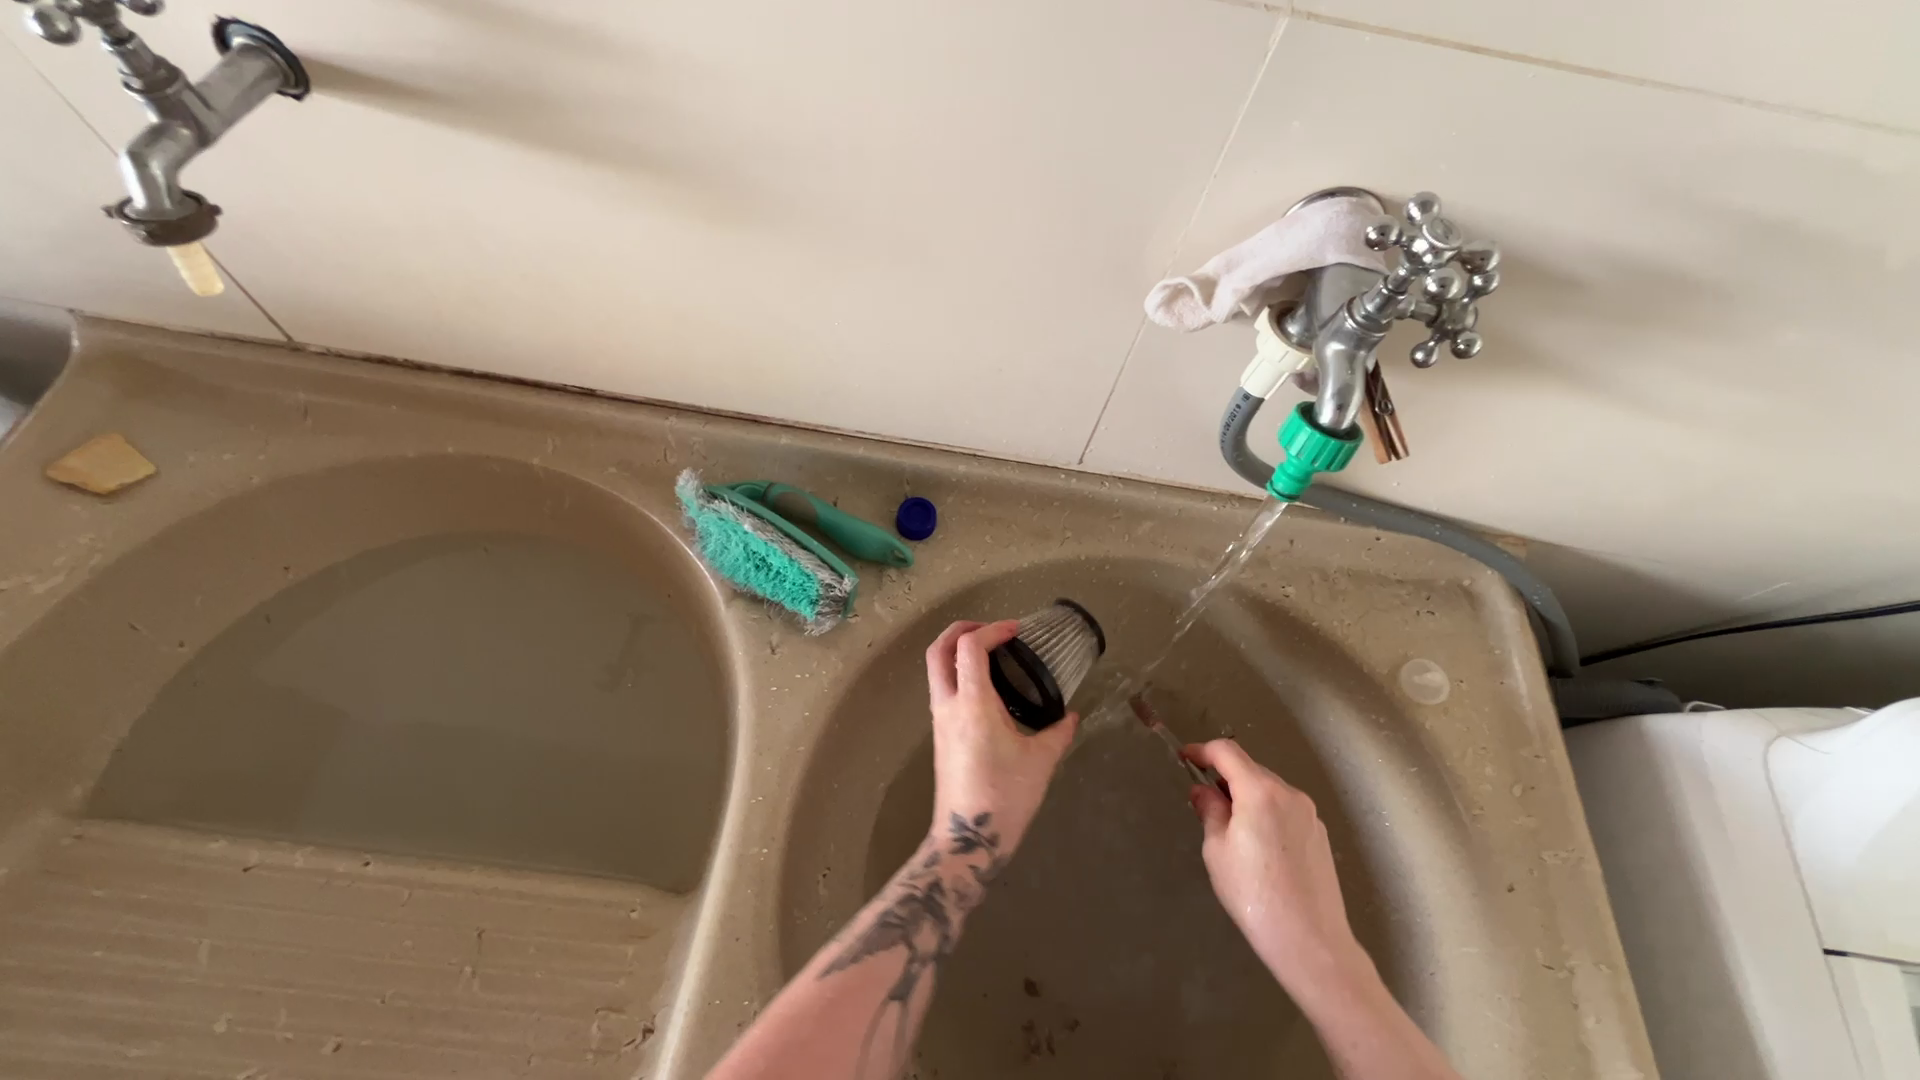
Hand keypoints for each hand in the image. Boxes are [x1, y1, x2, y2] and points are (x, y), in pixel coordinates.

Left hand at [924, 620, 1077, 854]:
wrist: (968, 838)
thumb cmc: (1005, 796)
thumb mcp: (1041, 761)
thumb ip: (1058, 733)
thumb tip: (1072, 717)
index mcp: (972, 703)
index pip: (970, 647)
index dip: (992, 629)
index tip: (1016, 630)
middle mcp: (948, 705)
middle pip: (938, 650)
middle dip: (961, 630)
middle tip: (991, 630)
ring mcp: (939, 721)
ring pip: (936, 670)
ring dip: (957, 651)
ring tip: (991, 654)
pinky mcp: (940, 736)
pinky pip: (943, 690)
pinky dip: (958, 673)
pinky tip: (987, 688)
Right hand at [1183, 739, 1368, 993]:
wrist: (1310, 941)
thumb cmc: (1253, 894)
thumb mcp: (1217, 851)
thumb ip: (1210, 812)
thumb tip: (1203, 791)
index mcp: (1260, 791)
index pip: (1227, 752)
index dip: (1202, 750)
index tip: (1184, 758)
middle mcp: (1289, 793)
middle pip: (1251, 769)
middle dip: (1225, 777)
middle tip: (1203, 801)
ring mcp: (1310, 814)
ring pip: (1270, 790)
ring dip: (1246, 796)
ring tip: (1230, 828)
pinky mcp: (1320, 835)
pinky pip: (1285, 810)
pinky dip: (1266, 813)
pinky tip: (1259, 847)